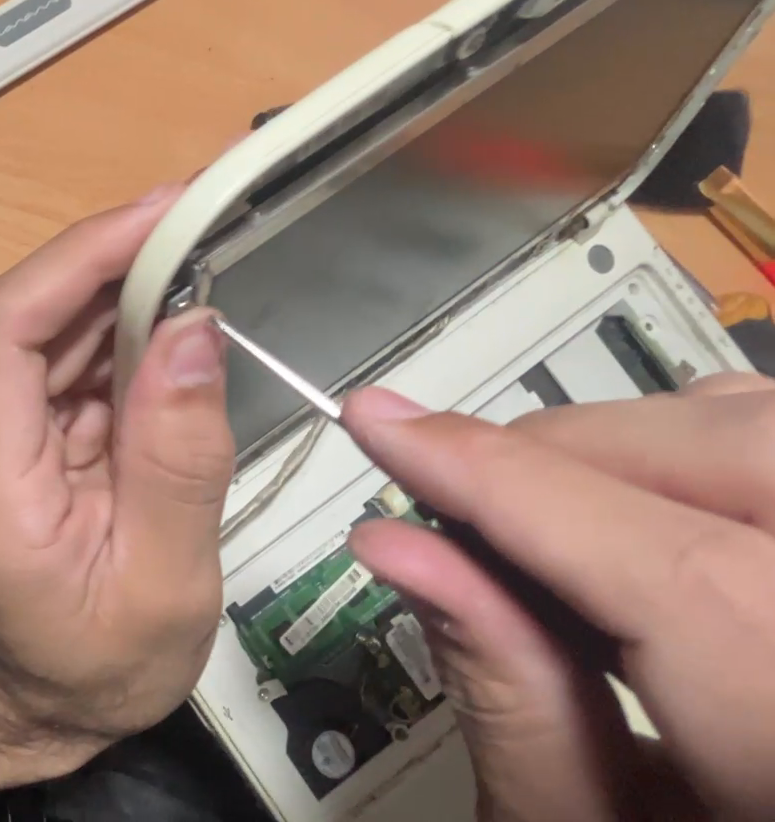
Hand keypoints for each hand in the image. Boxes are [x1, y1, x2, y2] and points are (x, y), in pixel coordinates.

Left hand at [0, 187, 235, 792]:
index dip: (74, 257)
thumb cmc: (92, 666)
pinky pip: (50, 362)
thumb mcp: (166, 585)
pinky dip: (110, 339)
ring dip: (117, 296)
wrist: (25, 699)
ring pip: (38, 331)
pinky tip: (167, 327)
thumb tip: (193, 328)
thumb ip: (177, 457)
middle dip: (110, 265)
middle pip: (19, 316)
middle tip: (205, 225)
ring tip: (202, 263)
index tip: (162, 213)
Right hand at [341, 374, 774, 820]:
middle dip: (559, 456)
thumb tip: (393, 547)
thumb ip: (503, 690)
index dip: (498, 479)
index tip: (379, 424)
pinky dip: (708, 452)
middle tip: (453, 494)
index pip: (676, 572)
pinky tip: (647, 510)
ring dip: (632, 449)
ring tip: (538, 511)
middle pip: (744, 465)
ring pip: (770, 434)